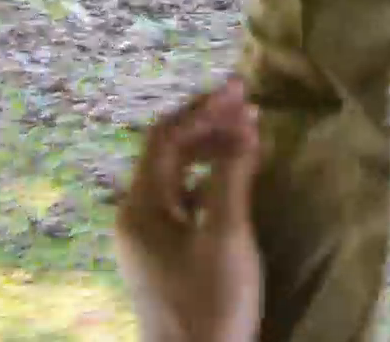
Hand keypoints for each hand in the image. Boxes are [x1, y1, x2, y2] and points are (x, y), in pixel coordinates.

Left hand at [115, 78, 263, 341]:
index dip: (204, 108)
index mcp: (141, 208)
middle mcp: (138, 216)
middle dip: (210, 121)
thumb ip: (232, 174)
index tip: (242, 89)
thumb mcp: (226, 233)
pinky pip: (187, 191)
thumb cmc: (211, 300)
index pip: (166, 138)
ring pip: (179, 170)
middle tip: (251, 104)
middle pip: (170, 150)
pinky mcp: (168, 249)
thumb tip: (244, 128)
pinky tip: (241, 167)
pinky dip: (214, 169)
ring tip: (251, 129)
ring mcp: (151, 235)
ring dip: (214, 143)